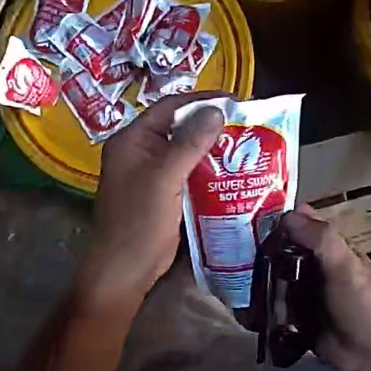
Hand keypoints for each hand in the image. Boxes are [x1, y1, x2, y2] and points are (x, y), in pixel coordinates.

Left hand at [78, 91, 226, 309]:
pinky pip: (186, 171)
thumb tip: (216, 110)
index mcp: (131, 140)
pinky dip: (206, 168)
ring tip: (243, 145)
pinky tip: (229, 171)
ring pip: (184, 150)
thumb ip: (189, 143)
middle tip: (244, 123)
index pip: (168, 107)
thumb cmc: (139, 222)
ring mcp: (149, 173)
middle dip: (209, 124)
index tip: (235, 100)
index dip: (201, 100)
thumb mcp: (165, 178)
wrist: (125, 270)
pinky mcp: (161, 193)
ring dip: (210, 147)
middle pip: (177, 127)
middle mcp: (138, 151)